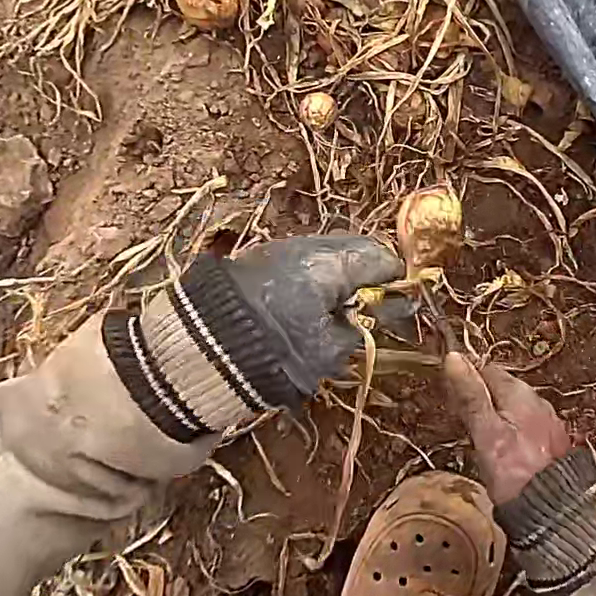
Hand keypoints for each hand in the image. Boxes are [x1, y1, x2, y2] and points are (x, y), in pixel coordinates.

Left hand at [224, 235, 408, 392]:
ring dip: (344, 276)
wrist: (198, 351)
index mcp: (334, 263)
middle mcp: (312, 244)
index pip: (385, 258)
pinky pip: (308, 258)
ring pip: (333, 252)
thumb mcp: (332, 346)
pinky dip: (318, 276)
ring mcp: (286, 246)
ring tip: (337, 308)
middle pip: (360, 249)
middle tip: (369, 309)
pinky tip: (308, 302)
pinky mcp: (266, 255)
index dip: (396, 282)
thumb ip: (369, 321)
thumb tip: (397, 307)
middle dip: (371, 276)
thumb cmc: (278, 352)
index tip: (397, 306)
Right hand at [442, 350, 572, 502]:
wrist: (556, 511)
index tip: (449, 388)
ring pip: (514, 406)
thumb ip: (471, 395)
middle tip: (459, 411)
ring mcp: (547, 421)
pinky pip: (526, 424)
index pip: (487, 369)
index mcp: (519, 393)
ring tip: (478, 431)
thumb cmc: (517, 474)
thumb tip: (454, 359)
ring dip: (496, 413)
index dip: (466, 376)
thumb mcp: (485, 433)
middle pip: (501, 387)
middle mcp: (537, 401)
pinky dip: (511, 429)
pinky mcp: (553, 441)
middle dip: (481, 395)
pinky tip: (504, 446)